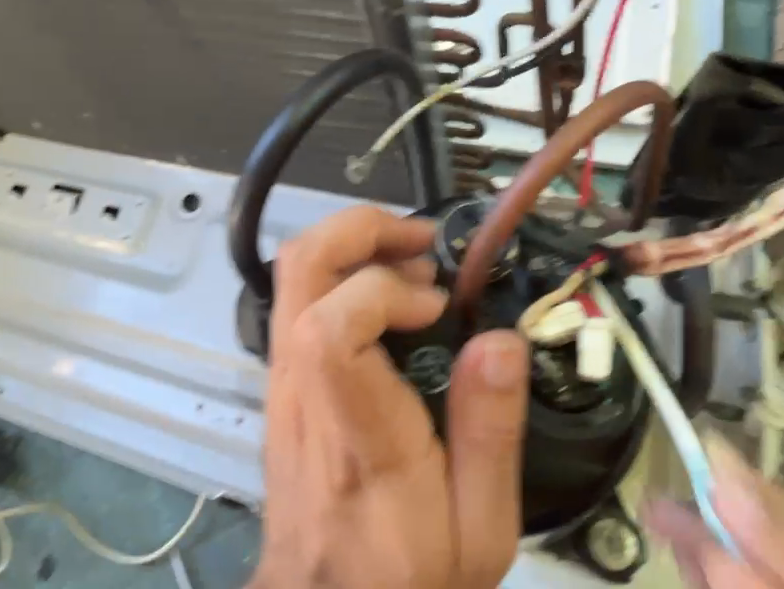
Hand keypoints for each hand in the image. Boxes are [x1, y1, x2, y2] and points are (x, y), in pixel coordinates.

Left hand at [251, 206, 529, 588]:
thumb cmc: (406, 574)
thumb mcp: (480, 527)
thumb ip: (490, 433)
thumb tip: (501, 340)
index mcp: (357, 431)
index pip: (328, 328)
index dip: (380, 289)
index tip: (436, 302)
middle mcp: (303, 390)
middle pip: (299, 269)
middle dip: (361, 229)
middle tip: (424, 242)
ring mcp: (283, 379)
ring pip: (293, 273)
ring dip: (354, 245)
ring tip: (416, 264)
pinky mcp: (282, 380)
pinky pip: (299, 297)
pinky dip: (343, 273)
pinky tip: (391, 299)